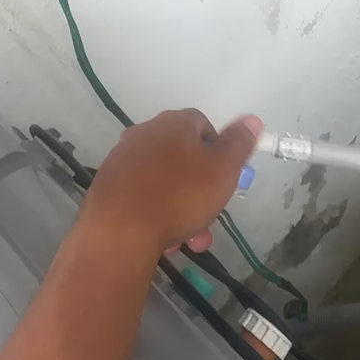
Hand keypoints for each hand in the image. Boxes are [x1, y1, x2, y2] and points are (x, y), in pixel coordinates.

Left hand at [81, 110, 258, 258]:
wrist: (120, 230)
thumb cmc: (180, 196)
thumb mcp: (223, 170)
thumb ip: (239, 143)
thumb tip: (252, 119)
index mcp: (174, 123)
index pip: (203, 124)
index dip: (218, 150)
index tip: (223, 177)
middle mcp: (145, 133)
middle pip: (182, 156)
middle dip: (200, 189)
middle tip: (208, 217)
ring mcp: (123, 158)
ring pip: (162, 181)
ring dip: (179, 208)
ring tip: (186, 240)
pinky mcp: (108, 185)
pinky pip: (141, 195)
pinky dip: (154, 213)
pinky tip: (161, 240)